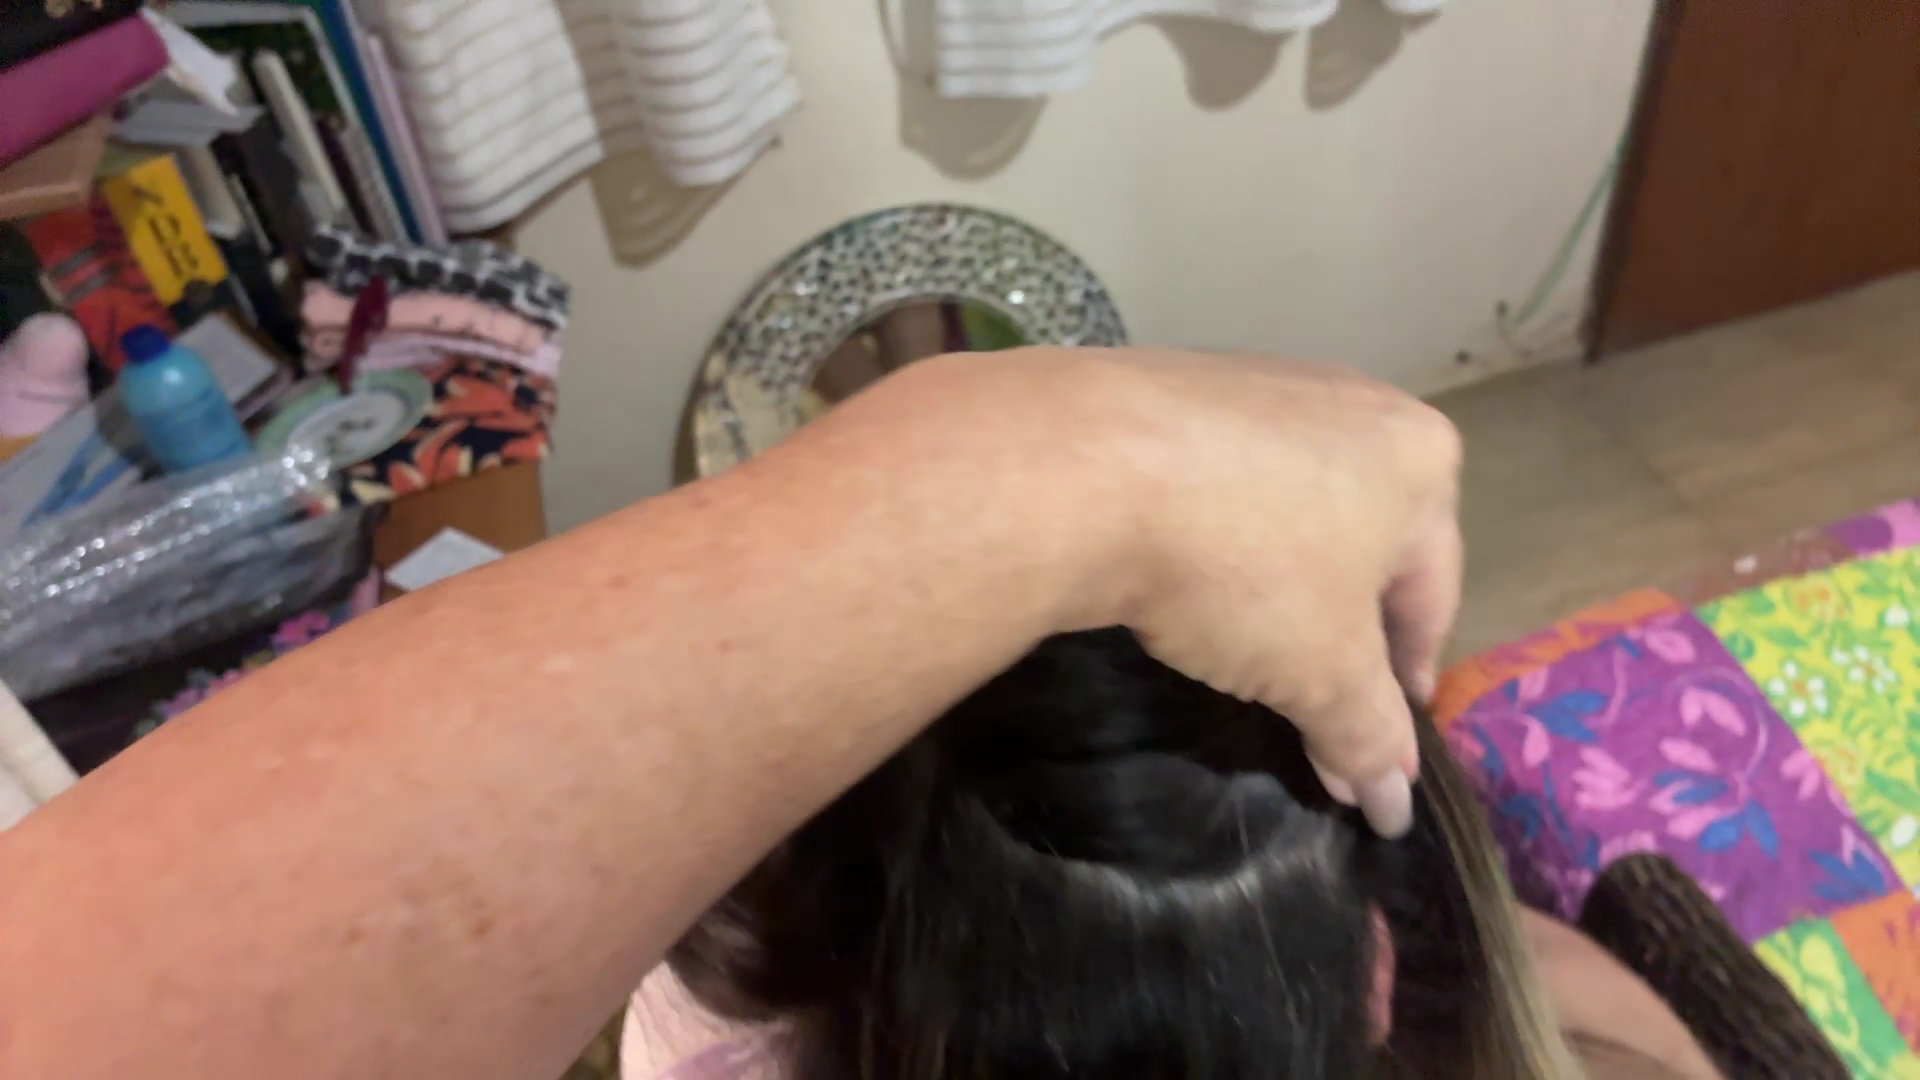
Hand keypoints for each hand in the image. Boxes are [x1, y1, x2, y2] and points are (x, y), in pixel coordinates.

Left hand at [921, 348, 1462, 836]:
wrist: (1088, 470)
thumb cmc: (1239, 566)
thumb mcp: (1319, 669)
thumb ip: (1367, 732)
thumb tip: (1393, 798)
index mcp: (1415, 457)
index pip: (1429, 593)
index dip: (1407, 670)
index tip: (1384, 725)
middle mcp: (1345, 402)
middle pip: (1355, 542)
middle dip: (1335, 620)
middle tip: (1307, 681)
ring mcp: (1252, 385)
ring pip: (1280, 506)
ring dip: (1267, 571)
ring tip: (1235, 625)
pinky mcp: (1173, 385)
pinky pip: (1211, 478)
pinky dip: (1206, 529)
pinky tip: (1175, 561)